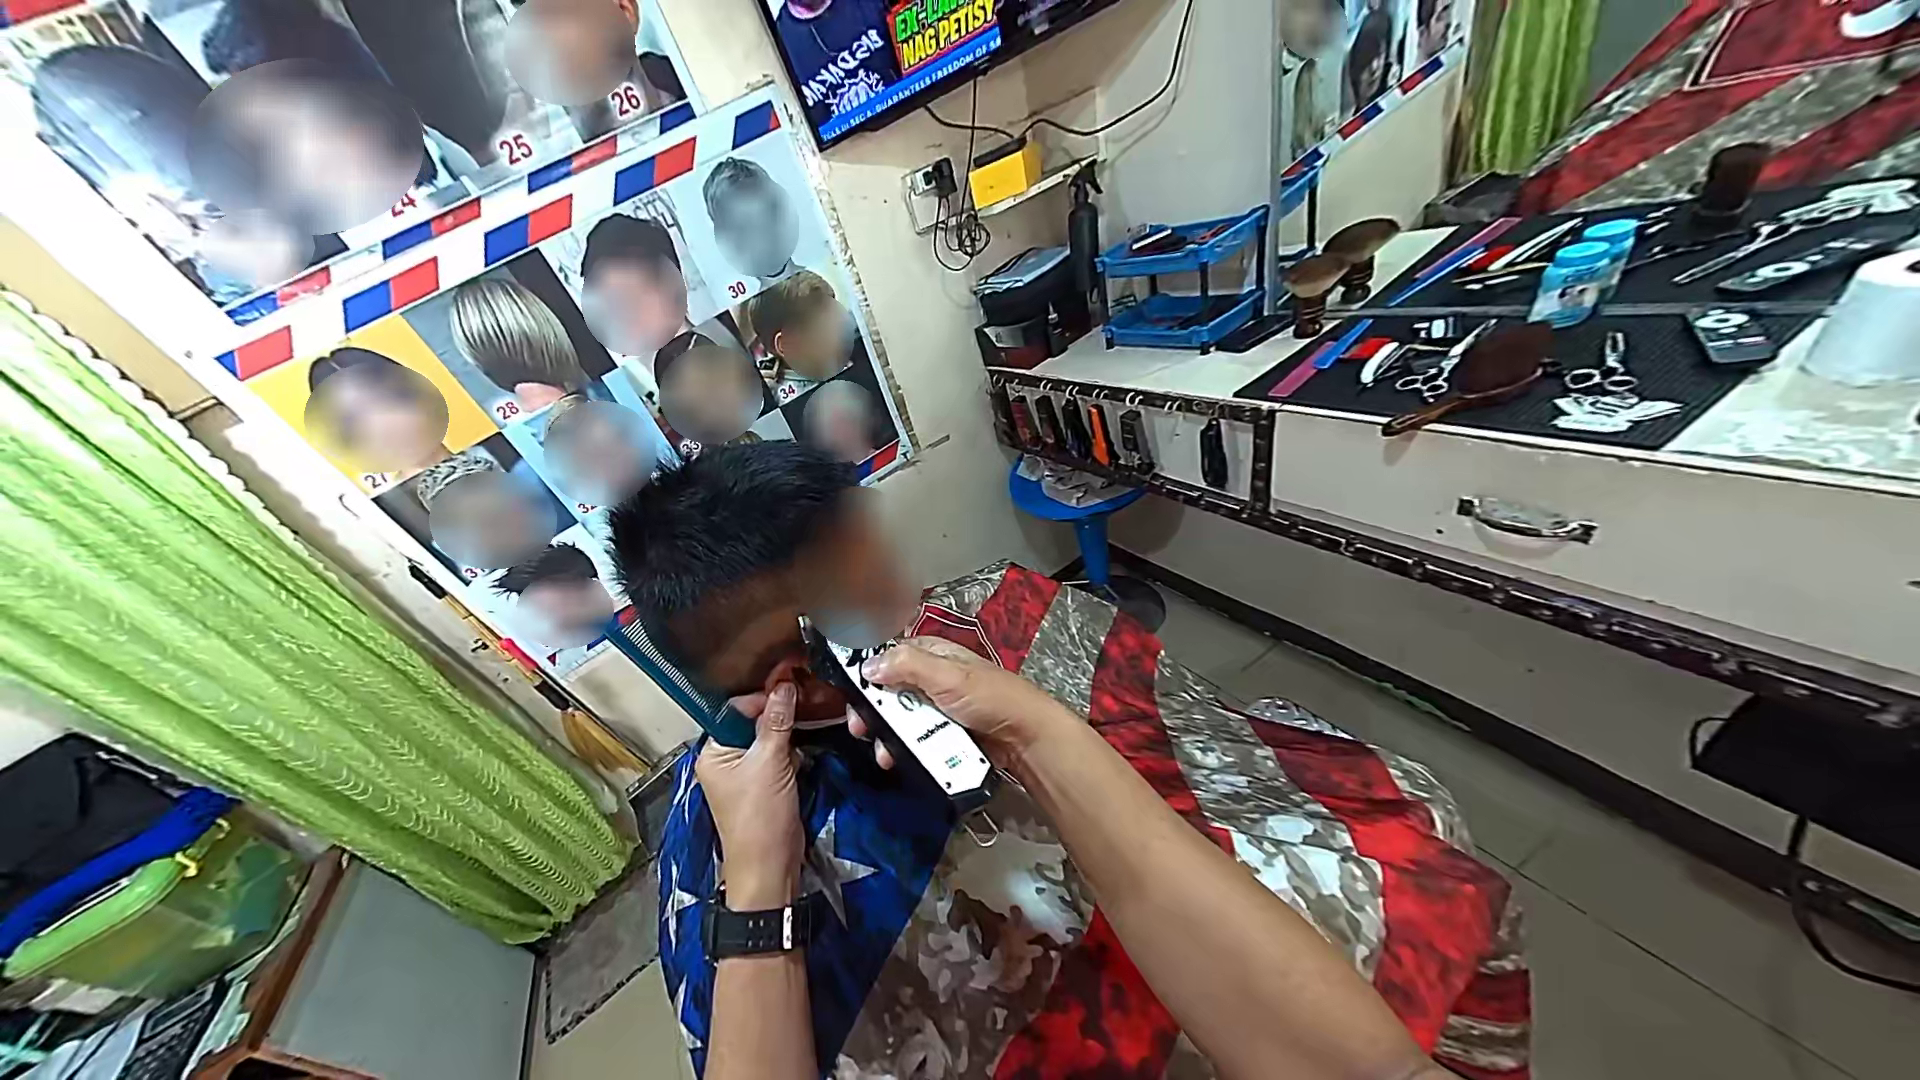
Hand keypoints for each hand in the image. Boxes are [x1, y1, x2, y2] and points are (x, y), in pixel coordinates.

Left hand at [699, 683, 803, 909]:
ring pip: (769, 738)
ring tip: (807, 723)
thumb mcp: (770, 763)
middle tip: (805, 700)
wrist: (771, 867)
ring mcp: (746, 772)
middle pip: (754, 722)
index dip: (763, 699)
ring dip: (788, 733)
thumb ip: (777, 721)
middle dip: (779, 714)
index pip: (737, 711)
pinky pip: (778, 755)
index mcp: (713, 753)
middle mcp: (726, 759)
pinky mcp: (765, 783)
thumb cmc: (761, 815)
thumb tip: (784, 685)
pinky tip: (803, 750)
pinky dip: (792, 750)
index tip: (791, 688)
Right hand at [851, 637, 1077, 769]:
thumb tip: (868, 665)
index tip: (850, 691)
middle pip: (890, 690)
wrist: (1025, 737)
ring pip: (899, 718)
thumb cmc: (989, 698)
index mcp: (933, 654)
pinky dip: (902, 748)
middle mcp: (932, 677)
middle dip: (872, 710)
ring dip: (885, 734)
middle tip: (860, 727)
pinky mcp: (943, 733)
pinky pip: (914, 739)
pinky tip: (894, 759)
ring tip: (880, 752)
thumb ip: (907, 666)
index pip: (890, 655)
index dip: (867, 672)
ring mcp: (938, 707)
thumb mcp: (947, 676)